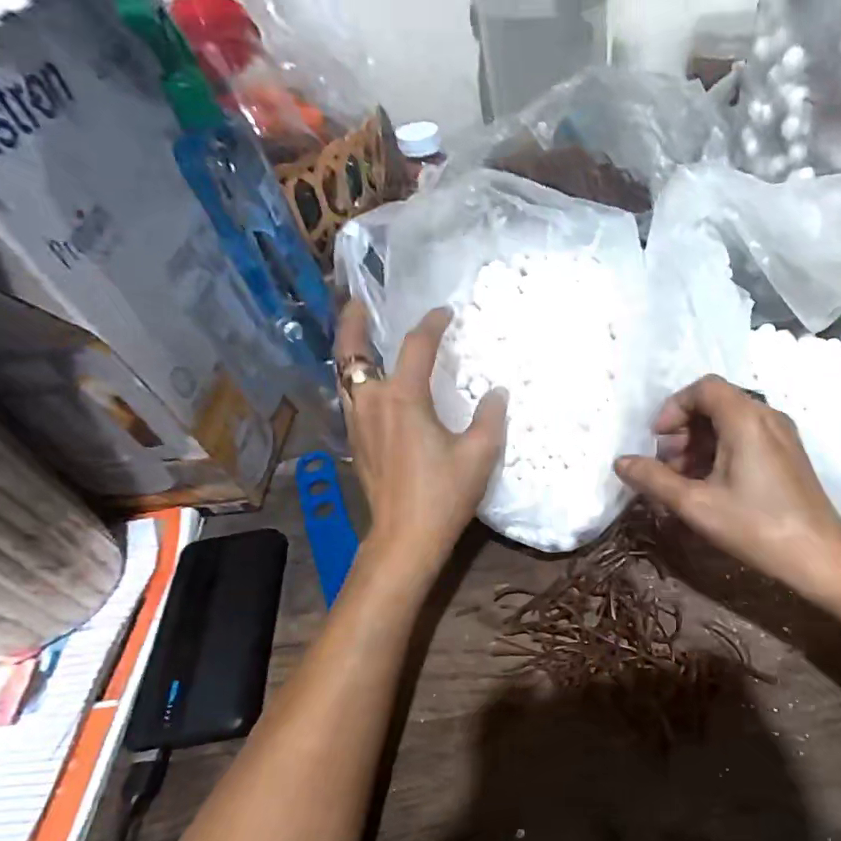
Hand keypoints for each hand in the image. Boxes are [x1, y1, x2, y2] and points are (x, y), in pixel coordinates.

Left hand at [337, 300, 505, 569]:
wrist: (405, 538)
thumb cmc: (443, 495)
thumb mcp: (478, 455)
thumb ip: (489, 418)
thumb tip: (496, 394)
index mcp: (404, 399)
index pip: (416, 346)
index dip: (432, 324)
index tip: (445, 314)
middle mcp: (372, 403)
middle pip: (353, 352)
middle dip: (354, 322)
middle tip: (360, 303)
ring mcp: (357, 424)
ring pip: (344, 376)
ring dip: (350, 352)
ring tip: (359, 338)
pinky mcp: (355, 444)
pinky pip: (348, 399)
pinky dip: (353, 380)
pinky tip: (367, 386)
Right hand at [614, 375, 840, 597]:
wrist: (819, 556)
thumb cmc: (755, 526)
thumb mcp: (696, 505)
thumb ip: (654, 479)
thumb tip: (620, 462)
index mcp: (746, 418)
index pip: (703, 388)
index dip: (673, 408)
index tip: (657, 442)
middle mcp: (767, 416)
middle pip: (715, 404)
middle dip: (683, 430)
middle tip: (666, 467)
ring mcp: (782, 435)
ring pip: (730, 423)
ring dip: (699, 445)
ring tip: (683, 482)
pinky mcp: (788, 455)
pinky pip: (747, 439)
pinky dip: (721, 453)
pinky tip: (710, 487)